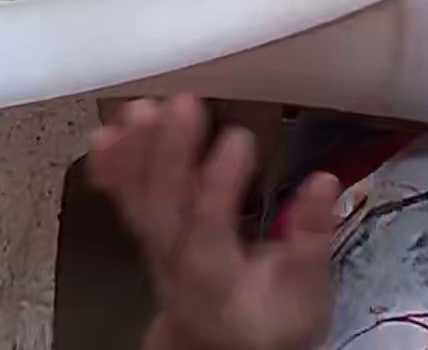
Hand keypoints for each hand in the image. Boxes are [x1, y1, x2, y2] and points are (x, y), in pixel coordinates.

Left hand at [88, 94, 342, 349]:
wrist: (220, 340)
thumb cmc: (269, 314)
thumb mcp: (306, 293)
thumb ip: (312, 238)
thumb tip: (323, 181)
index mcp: (219, 283)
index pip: (212, 233)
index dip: (220, 185)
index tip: (240, 137)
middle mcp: (176, 265)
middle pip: (164, 211)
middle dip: (171, 154)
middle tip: (184, 102)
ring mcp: (153, 247)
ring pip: (137, 200)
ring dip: (136, 150)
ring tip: (141, 107)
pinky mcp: (144, 231)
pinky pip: (119, 199)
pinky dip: (109, 166)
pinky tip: (104, 133)